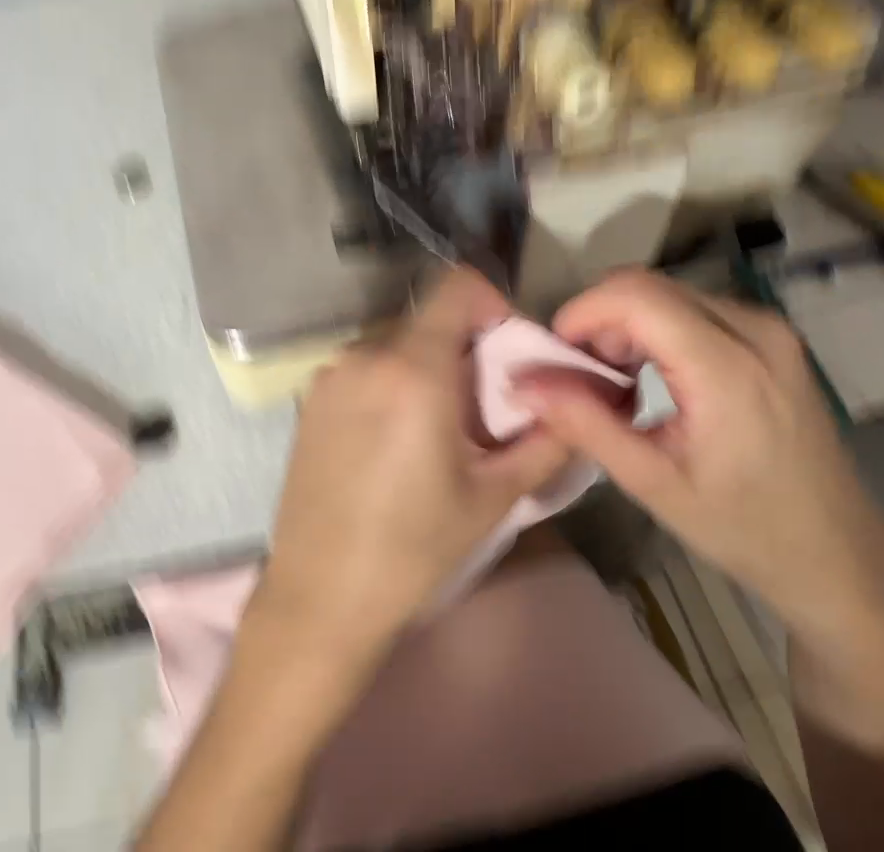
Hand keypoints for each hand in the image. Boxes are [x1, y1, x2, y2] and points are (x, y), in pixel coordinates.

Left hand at [258, 269, 571, 659]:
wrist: (321, 596)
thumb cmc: (413, 549)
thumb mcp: (493, 499)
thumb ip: (545, 442)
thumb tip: (576, 408)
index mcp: (412, 370)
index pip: (456, 286)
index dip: (492, 302)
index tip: (508, 349)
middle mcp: (362, 357)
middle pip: (426, 321)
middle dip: (462, 349)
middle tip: (481, 408)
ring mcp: (327, 379)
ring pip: (392, 347)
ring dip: (423, 369)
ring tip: (437, 432)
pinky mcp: (307, 404)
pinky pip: (361, 372)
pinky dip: (388, 386)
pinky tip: (393, 445)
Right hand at [516, 271, 883, 647]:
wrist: (835, 552)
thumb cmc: (743, 528)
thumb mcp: (652, 484)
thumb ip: (585, 425)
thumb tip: (523, 383)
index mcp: (728, 367)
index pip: (635, 296)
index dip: (580, 313)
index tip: (552, 359)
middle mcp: (754, 330)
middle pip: (647, 287)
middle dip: (597, 323)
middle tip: (577, 381)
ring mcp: (768, 330)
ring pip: (667, 295)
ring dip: (623, 329)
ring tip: (610, 390)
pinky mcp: (769, 340)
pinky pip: (692, 311)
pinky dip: (653, 335)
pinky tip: (647, 384)